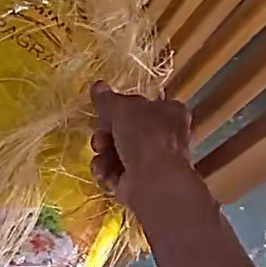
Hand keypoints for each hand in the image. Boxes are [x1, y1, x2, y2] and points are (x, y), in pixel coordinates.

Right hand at [90, 82, 212, 216]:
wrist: (153, 181)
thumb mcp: (123, 110)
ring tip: (103, 161)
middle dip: (104, 136)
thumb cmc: (145, 138)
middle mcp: (162, 135)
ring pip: (114, 152)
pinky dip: (107, 173)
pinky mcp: (138, 180)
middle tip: (100, 140)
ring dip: (103, 156)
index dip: (117, 110)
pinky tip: (107, 174)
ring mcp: (151, 159)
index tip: (102, 115)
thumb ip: (108, 99)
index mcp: (168, 111)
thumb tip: (97, 85)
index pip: (138, 105)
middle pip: (122, 130)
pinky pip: (114, 171)